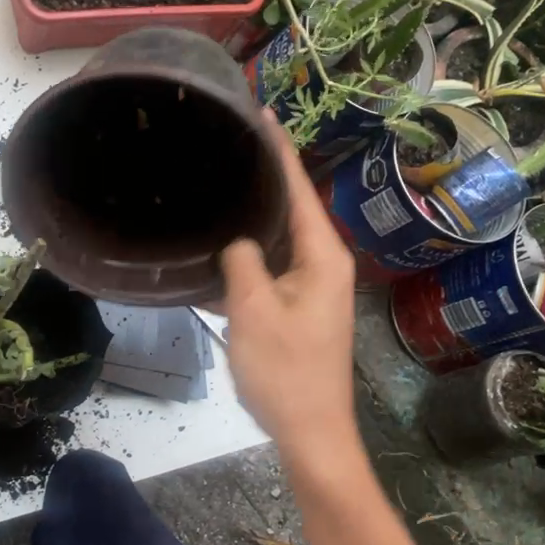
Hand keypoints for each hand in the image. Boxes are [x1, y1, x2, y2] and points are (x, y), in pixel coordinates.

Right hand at [220, 111, 358, 457]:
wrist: (310, 432)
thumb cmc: (285, 372)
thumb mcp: (254, 312)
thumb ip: (242, 262)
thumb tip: (237, 241)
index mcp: (323, 257)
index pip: (299, 190)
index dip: (279, 151)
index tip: (260, 113)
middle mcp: (324, 264)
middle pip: (292, 208)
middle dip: (263, 175)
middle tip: (226, 143)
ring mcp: (312, 286)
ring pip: (280, 237)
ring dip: (254, 213)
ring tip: (220, 182)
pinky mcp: (298, 306)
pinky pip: (272, 264)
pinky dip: (250, 250)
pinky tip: (222, 241)